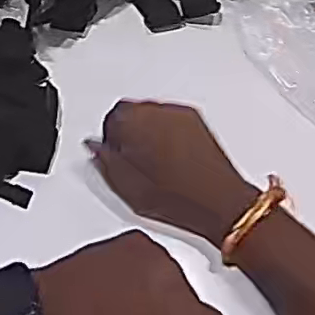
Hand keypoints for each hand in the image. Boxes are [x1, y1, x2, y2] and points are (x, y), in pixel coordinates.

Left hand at [35, 231, 230, 314]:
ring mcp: (150, 252)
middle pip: (193, 304)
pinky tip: (121, 291)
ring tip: (128, 313)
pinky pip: (152, 260)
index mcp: (182, 311)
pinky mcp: (131, 240)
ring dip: (160, 296)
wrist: (56, 311)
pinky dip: (142, 274)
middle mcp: (170, 274)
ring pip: (174, 281)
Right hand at [87, 100, 258, 242]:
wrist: (220, 203)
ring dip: (146, 129)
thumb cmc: (178, 198)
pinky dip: (165, 130)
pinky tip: (169, 155)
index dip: (109, 139)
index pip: (108, 119)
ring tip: (153, 159)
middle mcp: (153, 111)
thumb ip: (104, 161)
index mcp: (131, 123)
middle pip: (128, 112)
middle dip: (126, 131)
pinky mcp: (194, 118)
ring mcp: (176, 113)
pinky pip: (169, 117)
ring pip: (149, 113)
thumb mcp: (126, 187)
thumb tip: (94, 146)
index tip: (113, 154)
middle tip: (131, 158)